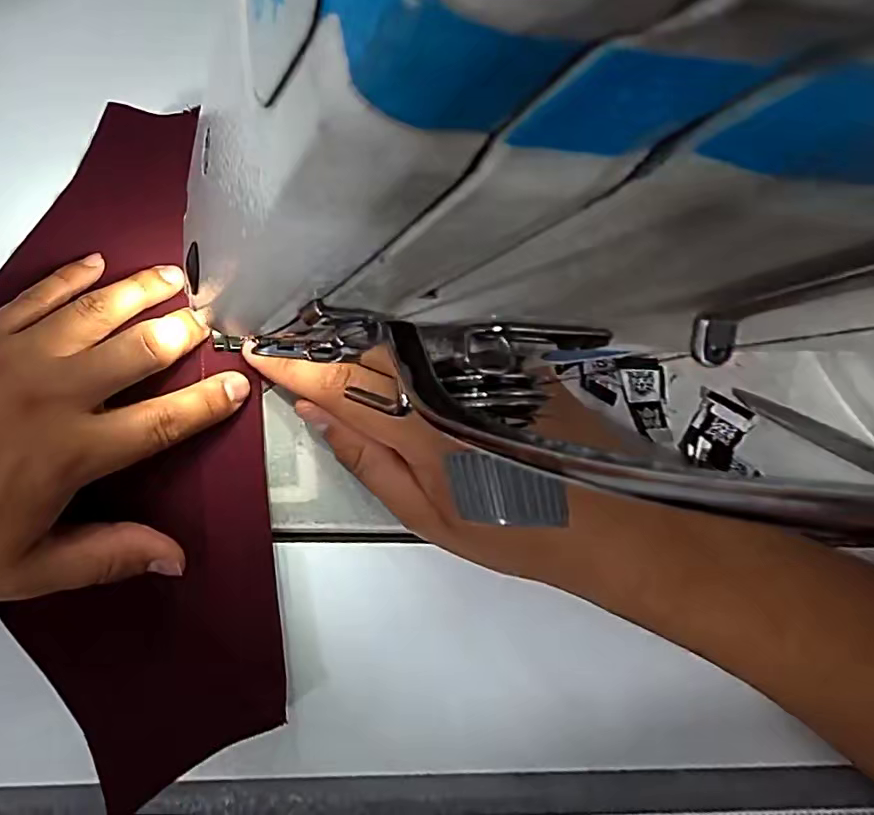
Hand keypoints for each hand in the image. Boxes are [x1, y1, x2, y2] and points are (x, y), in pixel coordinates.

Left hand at [0, 256, 250, 649]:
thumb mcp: (28, 569)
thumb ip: (106, 556)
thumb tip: (176, 556)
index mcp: (73, 453)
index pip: (162, 420)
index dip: (208, 401)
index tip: (238, 382)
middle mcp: (55, 393)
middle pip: (138, 349)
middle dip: (181, 329)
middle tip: (210, 314)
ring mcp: (17, 356)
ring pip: (94, 309)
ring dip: (138, 289)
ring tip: (172, 274)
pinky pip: (37, 296)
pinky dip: (70, 277)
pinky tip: (94, 264)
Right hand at [242, 347, 674, 583]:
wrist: (616, 521)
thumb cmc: (512, 530)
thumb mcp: (422, 513)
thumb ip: (362, 457)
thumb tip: (313, 411)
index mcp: (412, 425)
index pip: (332, 383)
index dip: (290, 366)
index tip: (257, 352)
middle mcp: (437, 382)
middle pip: (359, 354)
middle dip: (320, 355)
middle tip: (289, 358)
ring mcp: (470, 364)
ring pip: (392, 345)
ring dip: (354, 350)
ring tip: (331, 362)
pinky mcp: (497, 356)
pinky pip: (428, 343)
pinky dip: (397, 349)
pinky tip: (391, 361)